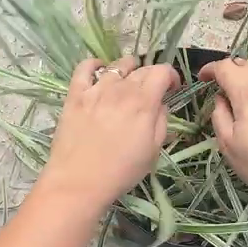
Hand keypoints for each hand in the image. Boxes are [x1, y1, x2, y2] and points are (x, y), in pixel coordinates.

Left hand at [35, 56, 180, 208]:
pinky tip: (99, 71)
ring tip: (127, 83)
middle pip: (141, 68)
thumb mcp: (153, 151)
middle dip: (151, 76)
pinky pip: (85, 67)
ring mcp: (96, 89)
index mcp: (143, 102)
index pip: (162, 71)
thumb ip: (161, 121)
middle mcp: (121, 89)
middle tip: (150, 93)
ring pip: (116, 65)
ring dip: (127, 70)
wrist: (78, 182)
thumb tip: (160, 104)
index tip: (172, 88)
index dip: (171, 76)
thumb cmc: (121, 171)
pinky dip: (94, 64)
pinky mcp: (75, 94)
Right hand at [200, 57, 247, 208]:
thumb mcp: (228, 144)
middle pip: (244, 64)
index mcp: (246, 93)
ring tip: (242, 84)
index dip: (210, 69)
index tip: (202, 79)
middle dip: (228, 70)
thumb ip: (219, 115)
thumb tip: (221, 98)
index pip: (225, 68)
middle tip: (219, 85)